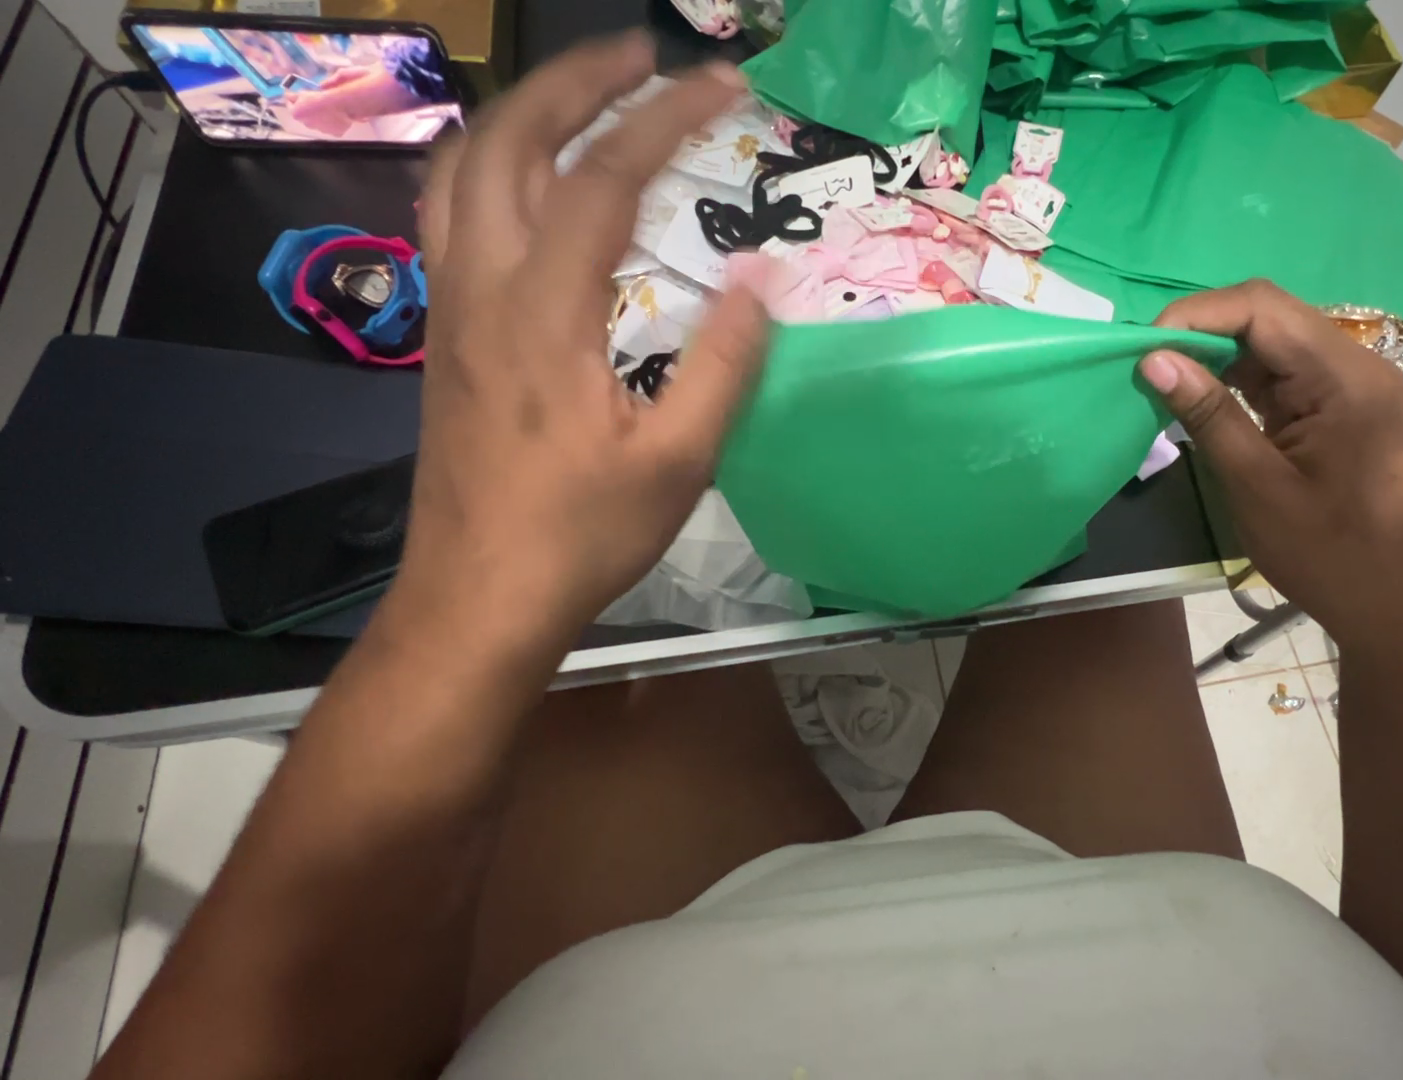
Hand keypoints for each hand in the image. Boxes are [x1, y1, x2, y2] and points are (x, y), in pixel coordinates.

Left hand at [403, 33, 773, 640]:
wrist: (480, 595)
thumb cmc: (584, 534)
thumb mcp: (679, 462)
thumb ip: (726, 368)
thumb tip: (763, 283)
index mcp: (547, 317)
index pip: (602, 182)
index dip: (661, 120)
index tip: (720, 86)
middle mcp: (484, 288)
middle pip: (510, 141)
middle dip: (578, 78)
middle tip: (646, 55)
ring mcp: (452, 307)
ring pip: (464, 168)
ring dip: (524, 110)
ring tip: (586, 92)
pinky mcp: (445, 333)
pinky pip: (452, 214)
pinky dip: (490, 164)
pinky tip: (525, 178)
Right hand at [1140, 280, 1402, 645]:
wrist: (1385, 605)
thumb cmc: (1324, 554)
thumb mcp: (1255, 485)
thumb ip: (1208, 414)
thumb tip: (1154, 359)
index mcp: (1348, 379)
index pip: (1264, 309)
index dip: (1197, 315)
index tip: (1144, 346)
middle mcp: (1359, 366)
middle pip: (1272, 317)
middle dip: (1203, 330)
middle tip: (1147, 360)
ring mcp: (1353, 386)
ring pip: (1275, 342)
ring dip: (1218, 354)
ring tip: (1164, 375)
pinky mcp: (1341, 407)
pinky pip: (1285, 374)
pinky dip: (1240, 379)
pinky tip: (1202, 394)